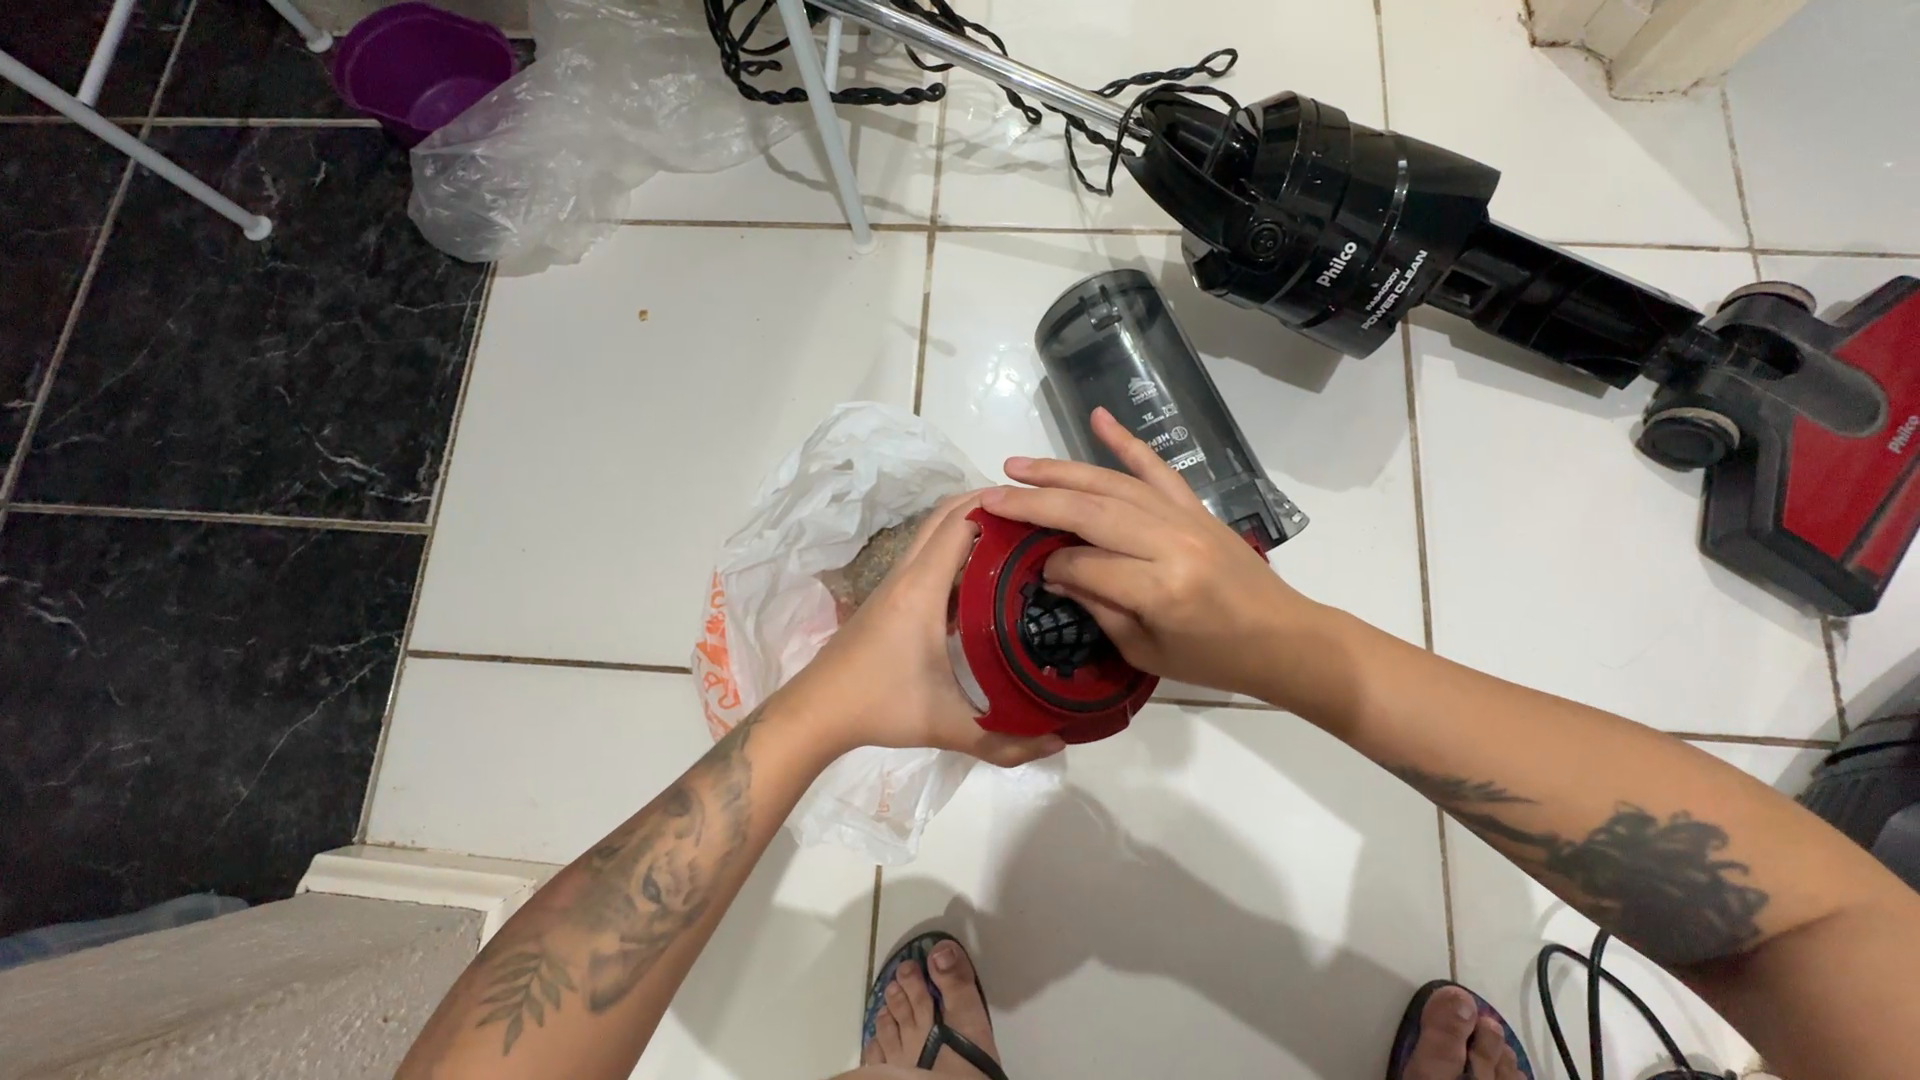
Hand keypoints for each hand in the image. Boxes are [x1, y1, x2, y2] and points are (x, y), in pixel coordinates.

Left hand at [779, 492, 1067, 766]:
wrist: (817, 711)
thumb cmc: (881, 707)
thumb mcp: (948, 726)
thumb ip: (1006, 741)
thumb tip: (1059, 743)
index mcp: (923, 589)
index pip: (962, 523)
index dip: (999, 508)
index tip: (1043, 510)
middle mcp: (907, 574)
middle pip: (945, 515)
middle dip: (987, 504)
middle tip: (1036, 517)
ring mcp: (894, 583)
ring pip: (932, 533)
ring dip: (968, 523)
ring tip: (1017, 538)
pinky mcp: (888, 597)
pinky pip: (926, 555)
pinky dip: (953, 547)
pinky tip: (982, 575)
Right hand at [979, 408, 1323, 699]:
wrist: (1285, 638)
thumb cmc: (1213, 658)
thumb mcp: (1147, 652)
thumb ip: (1100, 608)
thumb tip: (1056, 572)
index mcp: (1160, 590)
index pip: (1086, 563)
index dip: (1054, 566)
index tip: (1035, 572)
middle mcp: (1171, 544)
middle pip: (1091, 511)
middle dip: (1036, 502)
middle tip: (992, 495)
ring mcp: (1186, 518)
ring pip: (1113, 484)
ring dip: (1061, 470)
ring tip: (1018, 466)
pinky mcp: (1196, 506)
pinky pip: (1157, 468)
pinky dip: (1126, 441)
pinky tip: (1098, 417)